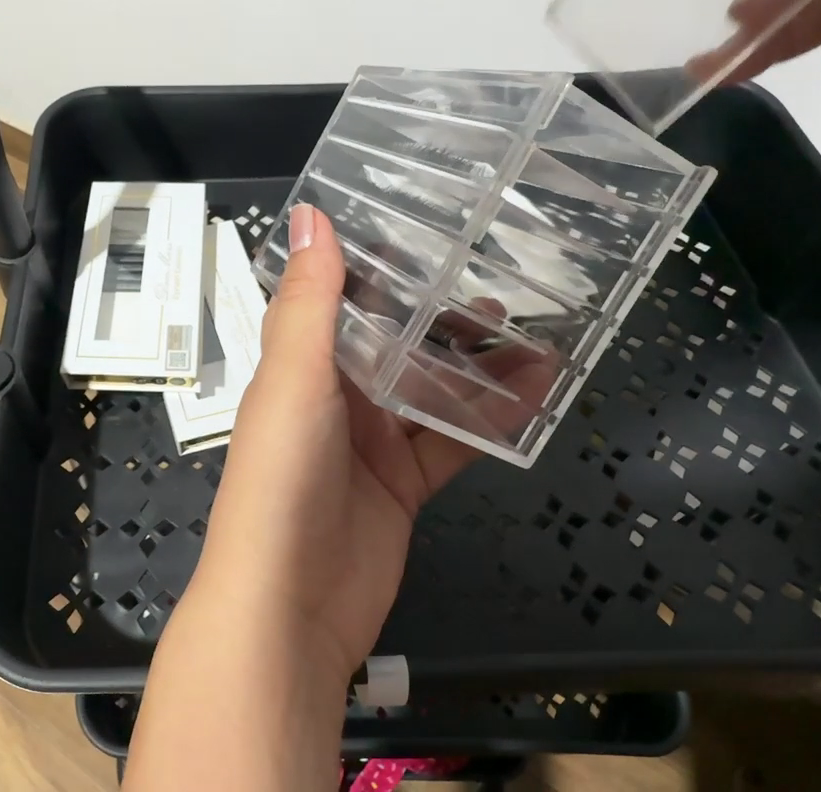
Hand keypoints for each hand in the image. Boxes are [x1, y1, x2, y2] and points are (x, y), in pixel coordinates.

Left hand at [123, 204, 552, 790]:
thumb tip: (310, 213)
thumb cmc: (281, 479)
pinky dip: (492, 418)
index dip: (377, 267)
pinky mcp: (403, 485)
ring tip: (534, 329)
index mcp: (299, 364)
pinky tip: (538, 390)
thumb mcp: (295, 379)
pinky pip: (453, 441)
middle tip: (500, 278)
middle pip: (394, 343)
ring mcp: (370, 443)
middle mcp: (333, 397)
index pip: (339, 301)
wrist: (289, 606)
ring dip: (477, 364)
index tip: (426, 227)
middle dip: (440, 314)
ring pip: (431, 389)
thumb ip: (308, 301)